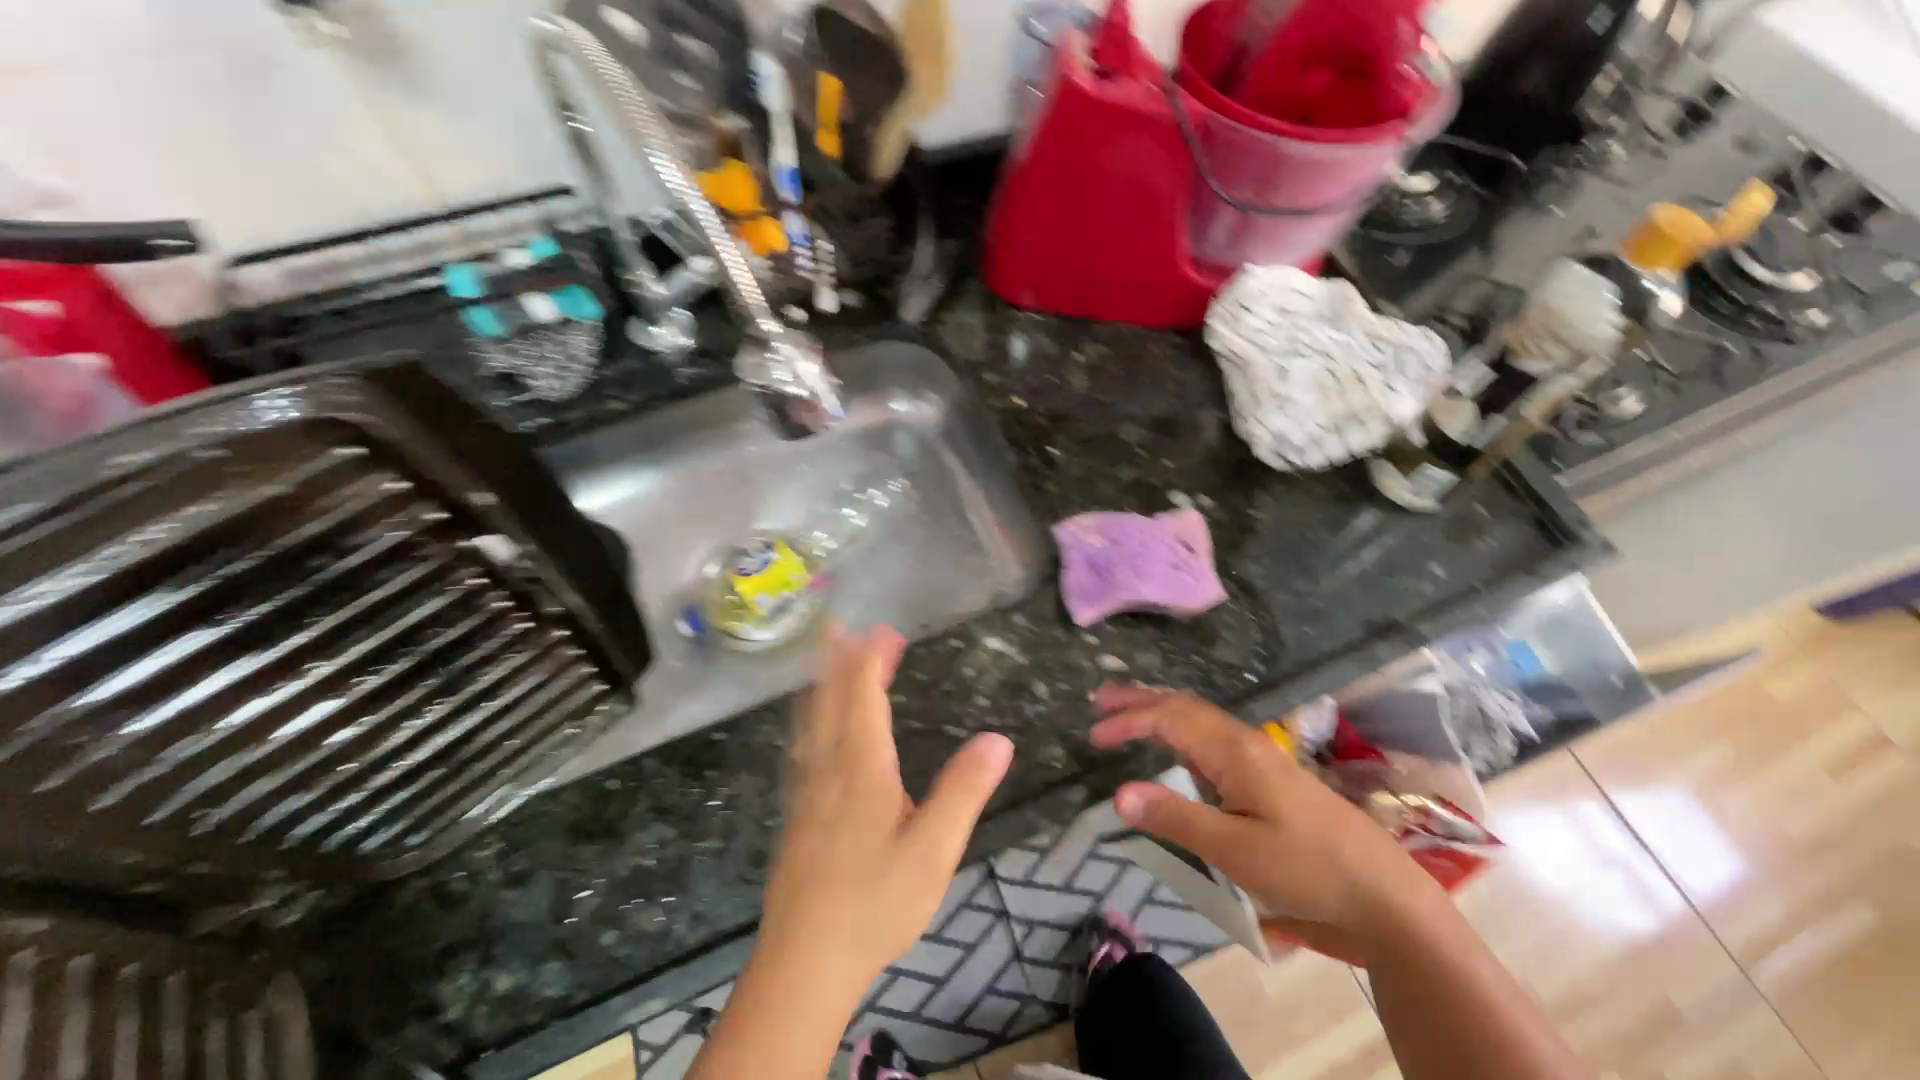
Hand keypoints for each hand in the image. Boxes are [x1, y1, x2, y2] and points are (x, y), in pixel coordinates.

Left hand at [759, 625, 1014, 996]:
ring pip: (808, 724)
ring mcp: (805, 794)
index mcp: (861, 769)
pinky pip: (801, 748)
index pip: (863, 699)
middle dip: (839, 662)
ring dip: (819, 686)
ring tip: (824, 663)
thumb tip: (998, 738)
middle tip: (845, 628)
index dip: (870, 660)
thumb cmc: (875, 904)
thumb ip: (963, 791)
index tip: (883, 630)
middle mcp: (827, 770)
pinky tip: (812, 735)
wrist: (804, 961)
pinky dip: (809, 720)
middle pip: (828, 702)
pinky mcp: (796, 818)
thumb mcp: (934, 851)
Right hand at [1090, 685, 1445, 957]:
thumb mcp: (1235, 852)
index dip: (1129, 721)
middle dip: (1142, 701)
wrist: (1383, 894)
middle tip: (1101, 700)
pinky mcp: (1273, 781)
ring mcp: (1264, 761)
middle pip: (1187, 709)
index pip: (1171, 719)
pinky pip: (1216, 742)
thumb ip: (1176, 818)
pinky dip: (1184, 735)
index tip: (1093, 734)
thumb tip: (1118, 793)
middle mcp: (1248, 745)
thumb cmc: (1307, 870)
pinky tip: (1179, 752)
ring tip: (1130, 717)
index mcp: (1236, 752)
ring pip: (1203, 723)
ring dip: (1163, 715)